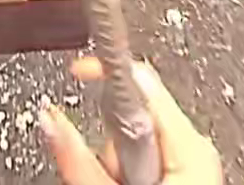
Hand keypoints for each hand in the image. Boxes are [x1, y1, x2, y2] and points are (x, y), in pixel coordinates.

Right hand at [42, 58, 222, 183]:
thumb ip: (79, 163)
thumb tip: (48, 117)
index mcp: (189, 144)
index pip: (140, 80)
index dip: (104, 70)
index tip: (75, 70)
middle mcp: (194, 147)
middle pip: (131, 118)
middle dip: (107, 148)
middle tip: (103, 182)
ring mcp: (192, 165)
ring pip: (132, 147)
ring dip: (114, 171)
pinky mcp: (184, 179)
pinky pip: (143, 164)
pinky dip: (125, 179)